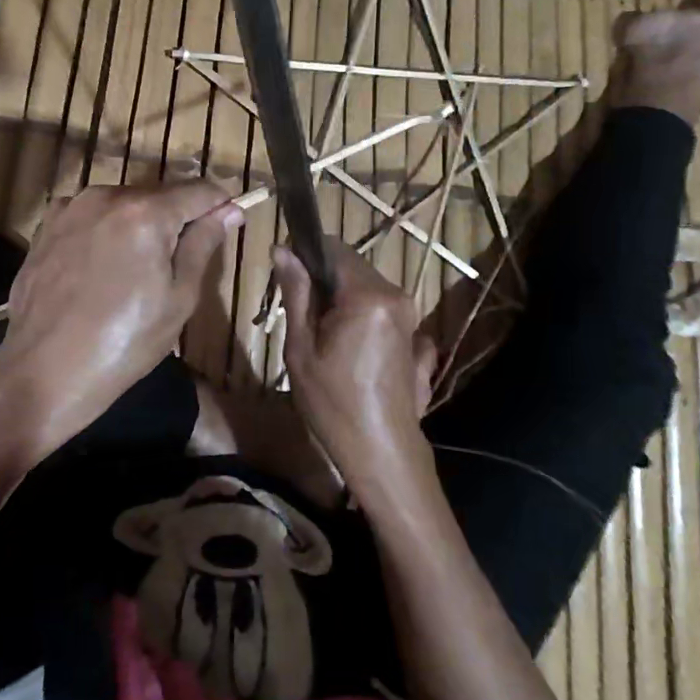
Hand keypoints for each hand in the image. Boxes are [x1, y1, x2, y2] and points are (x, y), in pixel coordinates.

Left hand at [0, 182, 240, 463]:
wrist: (44, 373)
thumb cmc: (126, 340)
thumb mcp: (180, 296)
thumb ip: (204, 243)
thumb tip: (230, 210)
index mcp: (146, 212)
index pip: (201, 190)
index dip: (222, 204)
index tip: (230, 225)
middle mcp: (107, 197)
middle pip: (163, 193)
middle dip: (181, 218)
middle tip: (183, 262)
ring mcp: (72, 210)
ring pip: (129, 204)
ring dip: (145, 224)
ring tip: (141, 269)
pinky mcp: (48, 227)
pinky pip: (96, 216)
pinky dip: (111, 231)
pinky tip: (106, 268)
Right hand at [276, 242, 435, 500]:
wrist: (382, 449)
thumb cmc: (333, 403)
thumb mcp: (302, 350)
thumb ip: (296, 294)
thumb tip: (283, 250)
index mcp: (368, 295)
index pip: (336, 250)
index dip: (308, 253)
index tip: (287, 271)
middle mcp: (396, 296)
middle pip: (355, 269)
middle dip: (326, 281)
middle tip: (301, 313)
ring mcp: (411, 316)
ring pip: (369, 289)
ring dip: (345, 299)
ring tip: (323, 336)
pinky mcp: (416, 334)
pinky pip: (385, 311)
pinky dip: (366, 317)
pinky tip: (353, 348)